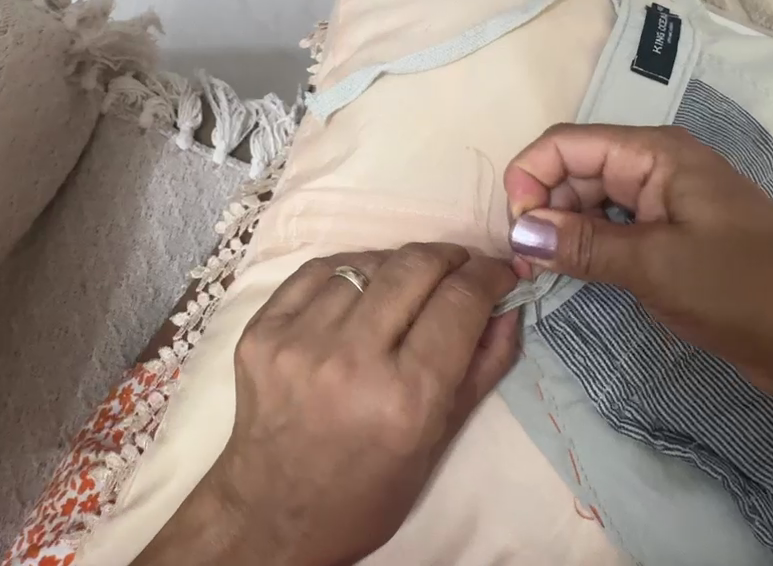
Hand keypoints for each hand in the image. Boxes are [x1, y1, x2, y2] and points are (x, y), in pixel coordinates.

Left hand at [135, 244, 520, 565]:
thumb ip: (484, 364)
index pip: (461, 301)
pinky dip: (350, 271)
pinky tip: (361, 289)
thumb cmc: (370, 490)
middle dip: (449, 257)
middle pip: (415, 265)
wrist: (273, 516)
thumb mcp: (440, 439)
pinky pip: (319, 269)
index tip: (500, 270)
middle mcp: (351, 360)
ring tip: (406, 287)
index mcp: (407, 397)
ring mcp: (299, 340)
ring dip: (398, 266)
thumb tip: (510, 300)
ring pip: (368, 262)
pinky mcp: (262, 330)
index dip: (489, 274)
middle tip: (458, 268)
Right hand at [503, 123, 772, 396]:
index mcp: (655, 153)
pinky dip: (586, 244)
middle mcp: (654, 165)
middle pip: (575, 169)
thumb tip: (520, 230)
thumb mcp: (656, 266)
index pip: (567, 144)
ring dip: (561, 228)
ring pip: (589, 200)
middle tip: (526, 261)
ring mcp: (662, 201)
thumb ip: (583, 244)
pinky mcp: (668, 234)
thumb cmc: (745, 290)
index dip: (530, 176)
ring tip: (543, 270)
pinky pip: (611, 226)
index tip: (515, 230)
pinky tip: (572, 271)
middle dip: (542, 205)